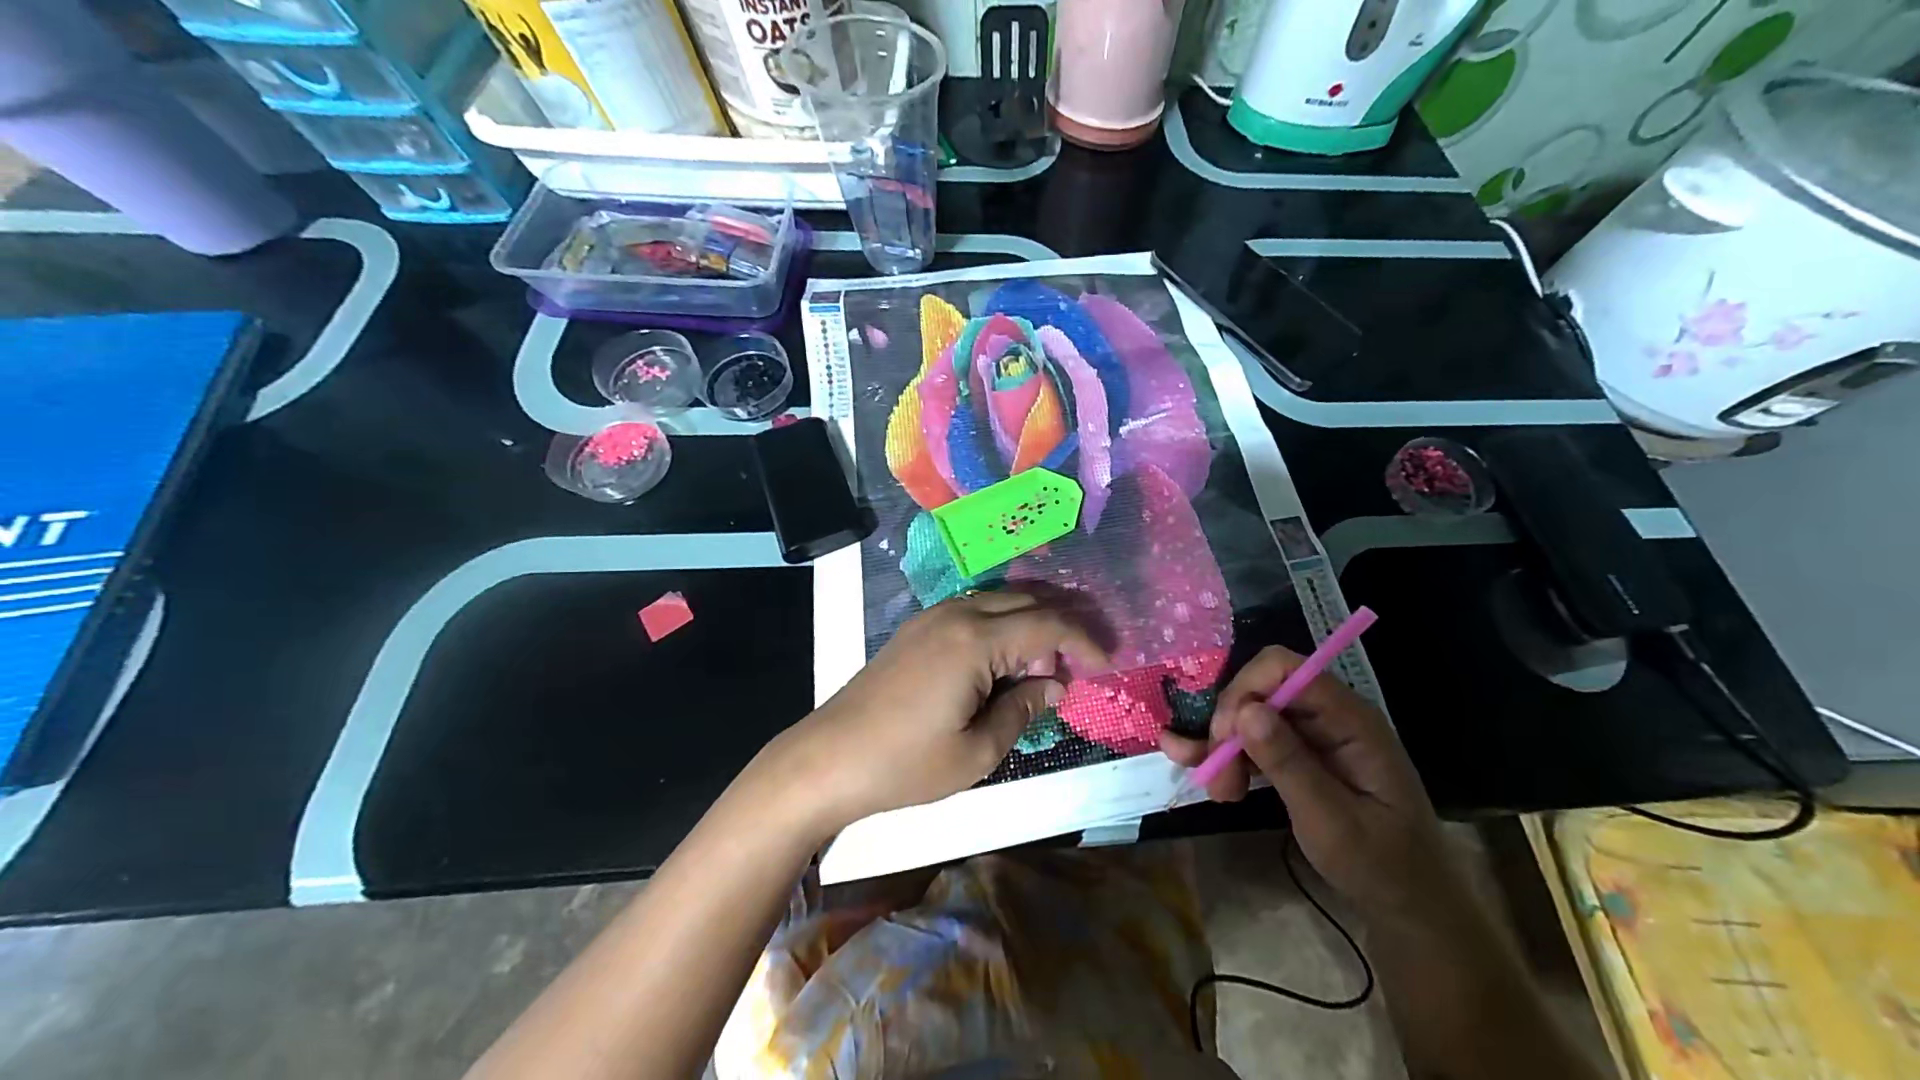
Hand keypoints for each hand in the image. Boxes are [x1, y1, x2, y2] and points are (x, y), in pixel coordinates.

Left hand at [751, 590, 1107, 841]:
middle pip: (1027, 600)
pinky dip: (1001, 626)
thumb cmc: (905, 764)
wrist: (828, 758)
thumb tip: (1055, 685)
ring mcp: (932, 616)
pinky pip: (973, 610)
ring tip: (1046, 666)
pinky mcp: (916, 629)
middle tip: (1083, 662)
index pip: (1047, 625)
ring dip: (1031, 623)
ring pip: (999, 600)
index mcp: (976, 640)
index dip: (1084, 642)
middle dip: (1062, 625)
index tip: (1107, 665)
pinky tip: (1004, 661)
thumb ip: (1023, 710)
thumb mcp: (977, 751)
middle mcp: (956, 613)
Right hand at [1160, 646, 1459, 922]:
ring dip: (1223, 746)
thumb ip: (1289, 764)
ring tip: (1215, 789)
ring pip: (1251, 715)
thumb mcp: (1332, 822)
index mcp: (1350, 720)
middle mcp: (1329, 716)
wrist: (1412, 905)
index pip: (1284, 669)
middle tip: (1215, 777)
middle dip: (1227, 727)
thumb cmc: (1382, 866)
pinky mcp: (1301, 754)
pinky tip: (1211, 778)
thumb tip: (1245, 710)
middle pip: (1260, 690)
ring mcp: (1314, 734)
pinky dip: (1229, 757)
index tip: (1223, 739)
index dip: (1244, 692)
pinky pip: (1255, 740)